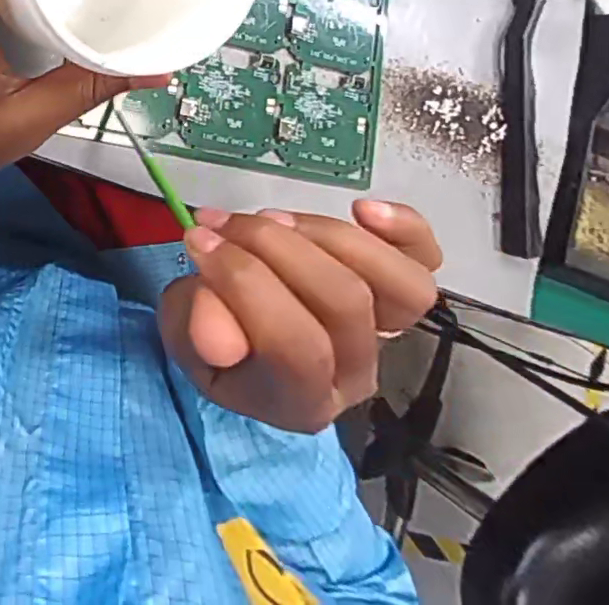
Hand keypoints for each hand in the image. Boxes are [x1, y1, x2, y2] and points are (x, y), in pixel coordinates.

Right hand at [158, 201, 441, 432]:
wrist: (239, 334)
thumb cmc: (209, 336)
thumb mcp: (182, 338)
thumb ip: (195, 330)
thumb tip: (213, 327)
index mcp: (296, 399)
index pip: (295, 345)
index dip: (244, 283)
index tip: (198, 241)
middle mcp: (353, 373)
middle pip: (343, 302)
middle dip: (272, 245)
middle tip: (221, 222)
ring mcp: (384, 337)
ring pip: (395, 283)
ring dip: (323, 235)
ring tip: (268, 217)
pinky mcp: (399, 297)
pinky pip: (425, 262)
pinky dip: (405, 230)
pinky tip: (363, 209)